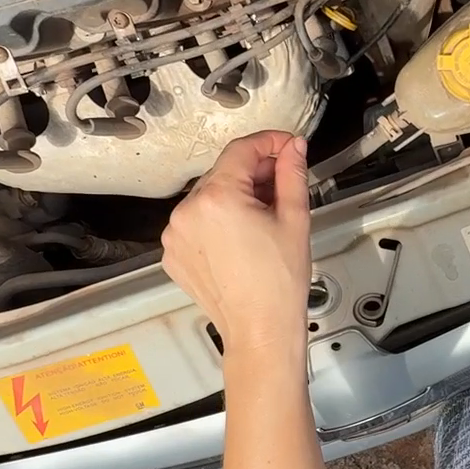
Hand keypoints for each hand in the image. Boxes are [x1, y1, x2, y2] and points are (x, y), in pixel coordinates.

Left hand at [162, 131, 311, 358]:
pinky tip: (245, 237)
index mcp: (217, 199)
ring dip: (238, 196)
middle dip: (257, 172)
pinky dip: (220, 219)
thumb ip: (292, 174)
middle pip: (225, 172)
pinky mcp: (173, 252)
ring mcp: (175, 234)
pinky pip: (198, 221)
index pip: (242, 150)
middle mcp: (187, 212)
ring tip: (266, 219)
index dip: (270, 141)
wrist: (260, 327)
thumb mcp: (296, 218)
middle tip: (286, 185)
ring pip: (210, 196)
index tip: (288, 145)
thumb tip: (293, 148)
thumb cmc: (278, 281)